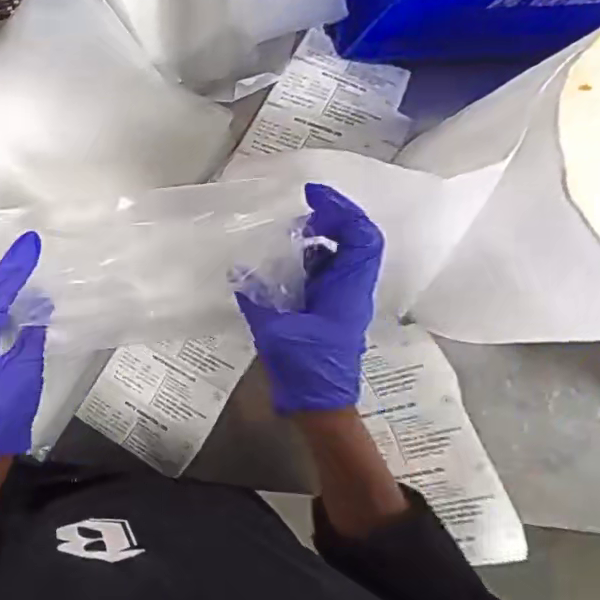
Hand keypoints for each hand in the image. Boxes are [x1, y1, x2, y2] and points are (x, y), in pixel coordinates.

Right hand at [238, 184, 383, 415]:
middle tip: (299, 210)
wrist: (319, 404)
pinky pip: (325, 277)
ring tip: (287, 233)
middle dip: (331, 220)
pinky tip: (281, 266)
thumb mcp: (275, 330)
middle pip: (353, 243)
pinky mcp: (329, 314)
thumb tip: (240, 271)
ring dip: (318, 242)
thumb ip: (257, 298)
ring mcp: (342, 302)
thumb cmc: (306, 368)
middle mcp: (351, 290)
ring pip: (340, 259)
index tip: (313, 196)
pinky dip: (308, 264)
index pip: (359, 237)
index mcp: (347, 290)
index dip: (341, 210)